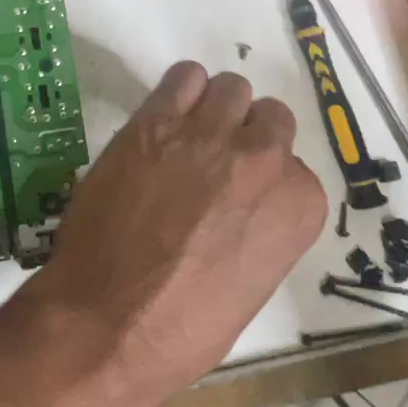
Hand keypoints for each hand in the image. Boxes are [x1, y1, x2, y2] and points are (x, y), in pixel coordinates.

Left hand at [14, 61, 328, 392]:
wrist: (108, 322)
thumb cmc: (182, 328)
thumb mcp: (249, 285)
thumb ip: (257, 230)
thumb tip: (234, 210)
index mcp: (298, 207)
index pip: (295, 167)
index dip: (261, 180)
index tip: (235, 197)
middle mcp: (263, 161)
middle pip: (269, 117)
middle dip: (243, 135)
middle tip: (211, 163)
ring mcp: (207, 136)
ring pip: (230, 87)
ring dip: (213, 108)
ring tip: (185, 137)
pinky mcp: (155, 123)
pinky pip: (182, 78)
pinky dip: (177, 92)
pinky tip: (161, 120)